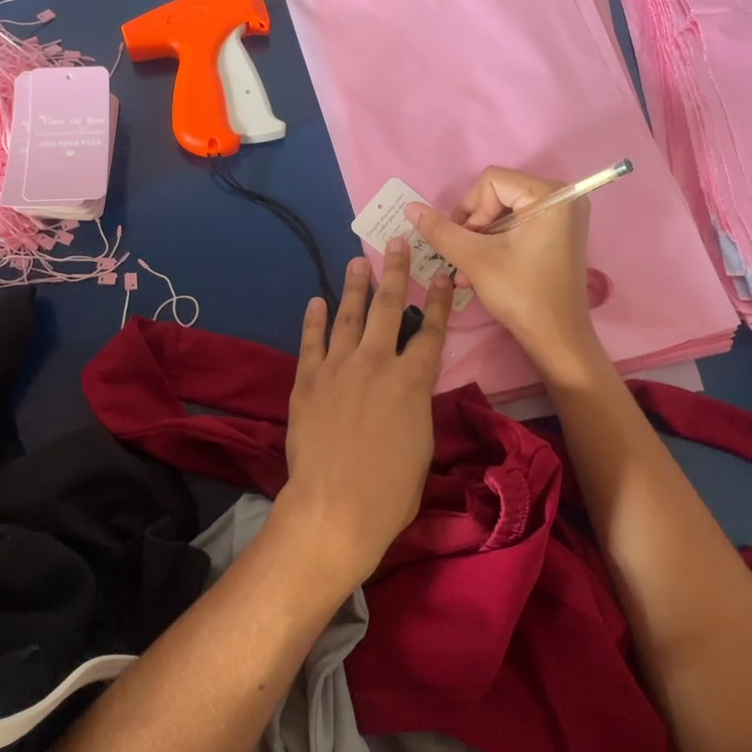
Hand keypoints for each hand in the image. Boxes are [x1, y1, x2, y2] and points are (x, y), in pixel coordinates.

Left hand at [279, 237, 454, 586]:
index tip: (442, 276)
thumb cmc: (391, 490)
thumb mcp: (422, 445)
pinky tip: (315, 301)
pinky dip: (313, 320)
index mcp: (413, 381)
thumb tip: (410, 391)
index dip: (439, 301)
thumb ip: (417, 407)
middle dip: (396, 272)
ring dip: (355, 286)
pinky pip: (311, 341)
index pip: (432, 331)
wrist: (335, 507)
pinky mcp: (308, 380)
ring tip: (358, 261)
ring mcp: (338, 367)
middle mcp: (377, 362)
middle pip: (389, 308)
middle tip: (396, 244)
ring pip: (348, 316)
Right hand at [409, 167, 599, 373]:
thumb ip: (441, 231)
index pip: (491, 181)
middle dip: (474, 226)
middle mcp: (562, 197)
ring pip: (503, 212)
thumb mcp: (475, 259)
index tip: (470, 243)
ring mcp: (562, 216)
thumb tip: (411, 208)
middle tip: (465, 257)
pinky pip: (517, 225)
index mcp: (550, 195)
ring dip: (479, 239)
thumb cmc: (521, 295)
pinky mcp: (558, 234)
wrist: (557, 338)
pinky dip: (496, 243)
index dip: (471, 210)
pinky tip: (480, 270)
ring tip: (466, 270)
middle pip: (497, 194)